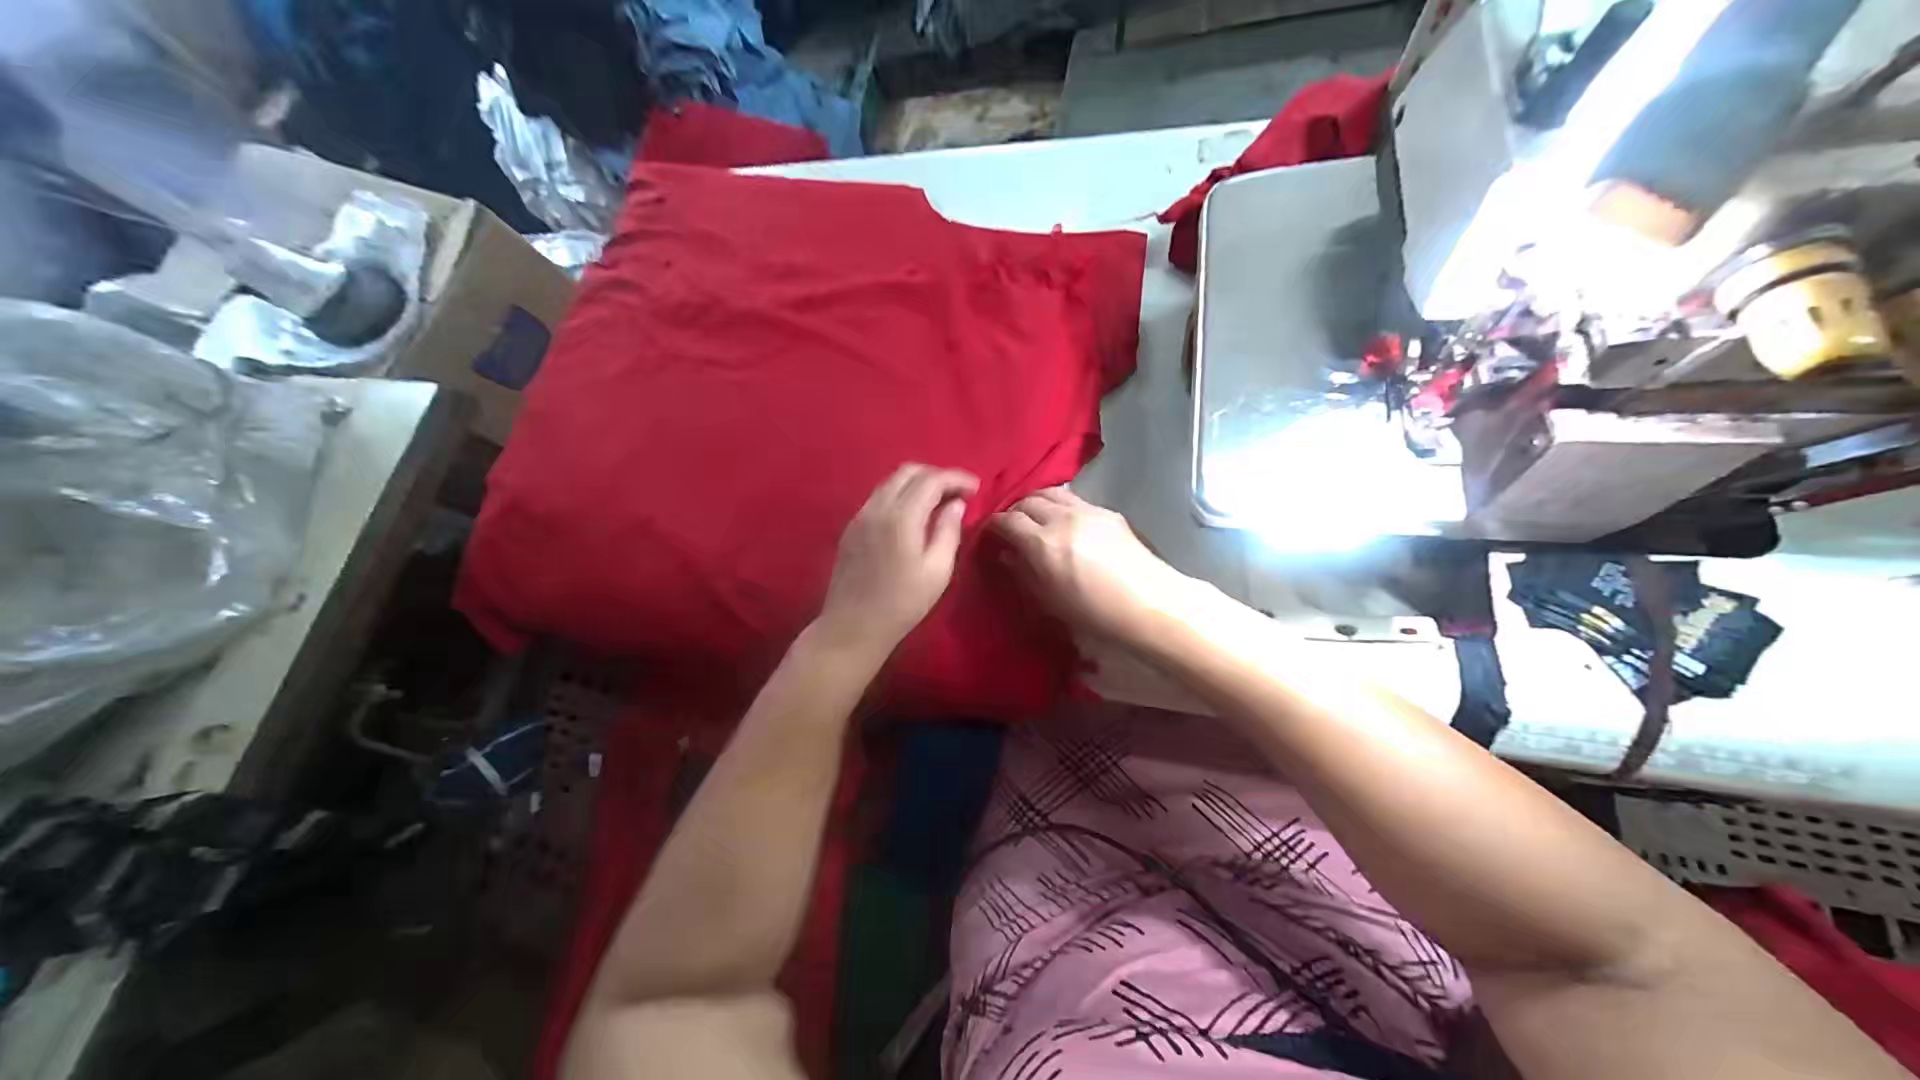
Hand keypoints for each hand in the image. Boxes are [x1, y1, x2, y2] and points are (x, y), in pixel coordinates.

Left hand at [818, 464, 979, 656]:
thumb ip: (949, 532)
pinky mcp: (851, 527)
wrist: (853, 627)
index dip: (956, 478)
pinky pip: (878, 497)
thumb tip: (956, 505)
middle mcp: (877, 508)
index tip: (976, 488)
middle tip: (958, 493)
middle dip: (936, 475)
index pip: (931, 480)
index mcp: (901, 517)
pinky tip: (912, 515)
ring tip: (938, 502)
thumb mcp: (937, 572)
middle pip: (908, 472)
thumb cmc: (902, 604)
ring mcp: (860, 516)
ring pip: (890, 482)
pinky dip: (900, 495)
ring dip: (917, 483)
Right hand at [992, 487, 1196, 642]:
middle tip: (1010, 528)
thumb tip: (1008, 555)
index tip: (989, 537)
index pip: (1006, 521)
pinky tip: (1063, 522)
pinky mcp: (1108, 513)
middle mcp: (1062, 518)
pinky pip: (1074, 499)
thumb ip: (1024, 573)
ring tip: (1034, 519)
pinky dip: (1059, 505)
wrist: (1151, 606)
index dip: (992, 526)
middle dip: (1013, 511)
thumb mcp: (1050, 601)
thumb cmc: (1096, 614)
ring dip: (1036, 502)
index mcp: (1042, 542)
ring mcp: (1088, 511)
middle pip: (1027, 501)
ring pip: (1051, 492)